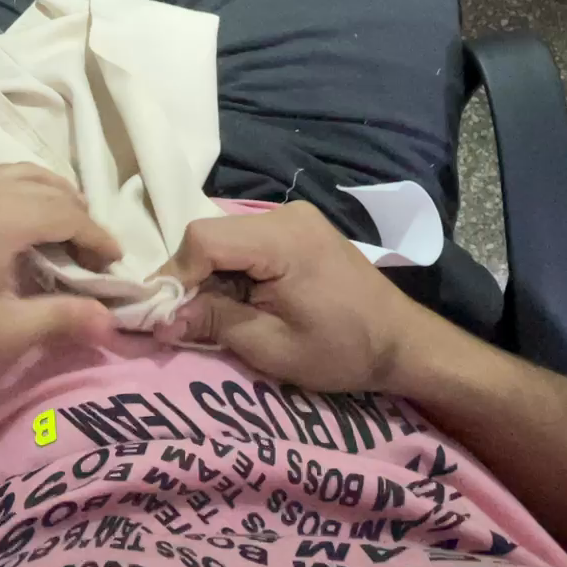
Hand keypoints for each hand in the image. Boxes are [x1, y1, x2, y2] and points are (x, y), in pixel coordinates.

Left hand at [0, 164, 123, 361]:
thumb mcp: (4, 329)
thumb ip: (60, 320)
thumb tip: (110, 322)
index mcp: (10, 215)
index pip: (72, 215)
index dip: (99, 238)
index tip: (114, 264)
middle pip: (57, 189)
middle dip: (82, 219)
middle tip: (89, 257)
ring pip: (33, 174)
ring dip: (58, 199)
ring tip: (65, 235)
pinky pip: (9, 173)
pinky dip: (32, 188)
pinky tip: (26, 219)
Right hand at [155, 201, 451, 391]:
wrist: (405, 343)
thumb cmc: (344, 350)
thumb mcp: (273, 347)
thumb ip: (215, 323)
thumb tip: (160, 320)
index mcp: (283, 239)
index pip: (204, 239)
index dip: (176, 274)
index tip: (163, 312)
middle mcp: (284, 215)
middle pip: (210, 234)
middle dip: (191, 276)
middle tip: (185, 317)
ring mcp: (291, 217)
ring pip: (222, 235)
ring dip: (209, 273)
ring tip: (212, 311)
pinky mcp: (294, 227)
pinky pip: (242, 239)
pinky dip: (229, 268)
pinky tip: (238, 297)